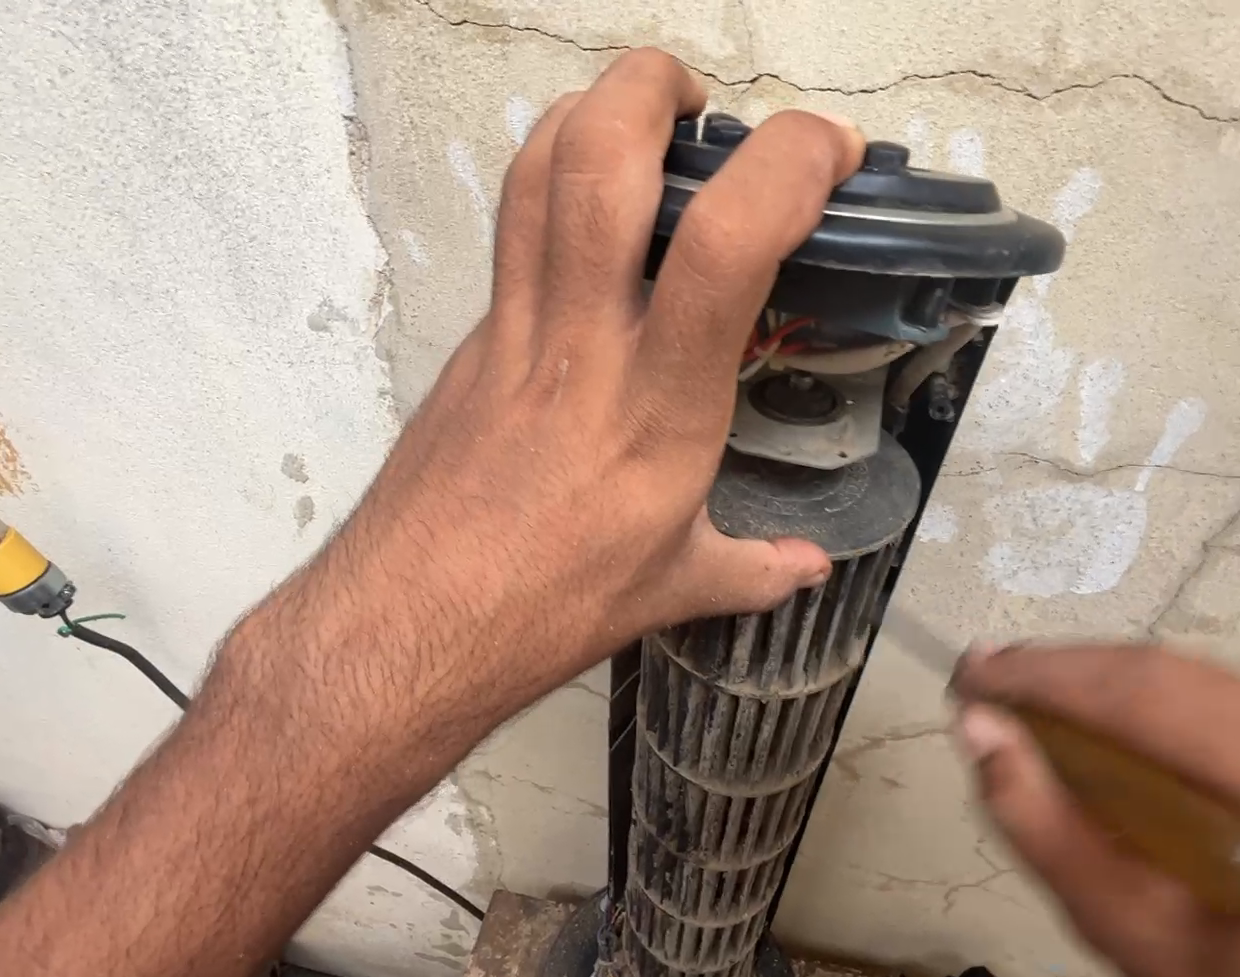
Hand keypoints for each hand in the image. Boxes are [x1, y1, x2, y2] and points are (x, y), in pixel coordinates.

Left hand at [270, 51, 862, 736]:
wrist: (410, 626)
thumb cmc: (548, 611)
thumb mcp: (673, 591)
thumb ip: (754, 570)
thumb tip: (811, 567)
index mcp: (662, 408)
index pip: (725, 246)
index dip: (789, 164)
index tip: (829, 153)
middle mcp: (585, 346)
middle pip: (599, 160)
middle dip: (654, 87)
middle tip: (701, 105)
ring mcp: (512, 334)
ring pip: (535, 174)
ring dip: (591, 112)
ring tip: (640, 125)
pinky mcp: (469, 344)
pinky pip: (510, 237)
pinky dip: (550, 191)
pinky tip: (584, 230)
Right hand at [949, 645, 1239, 976]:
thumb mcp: (1126, 935)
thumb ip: (1045, 830)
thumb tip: (977, 725)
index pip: (1161, 705)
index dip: (1053, 677)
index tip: (969, 676)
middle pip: (1175, 678)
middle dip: (1062, 670)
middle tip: (979, 676)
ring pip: (1191, 676)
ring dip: (1091, 676)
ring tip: (1013, 686)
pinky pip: (1213, 694)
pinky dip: (1130, 693)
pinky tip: (1080, 704)